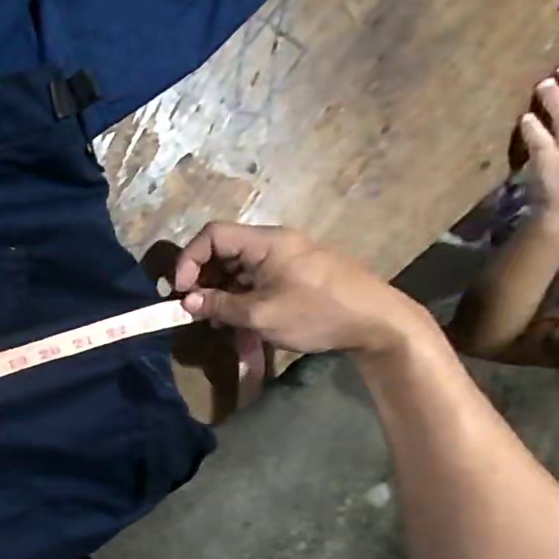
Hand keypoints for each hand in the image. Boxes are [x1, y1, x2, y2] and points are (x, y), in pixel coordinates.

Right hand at [171, 222, 425, 354]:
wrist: (378, 323)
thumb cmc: (317, 314)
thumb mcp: (261, 315)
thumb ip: (220, 306)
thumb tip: (187, 302)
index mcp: (267, 242)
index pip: (212, 235)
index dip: (189, 260)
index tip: (181, 291)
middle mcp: (275, 242)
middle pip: (224, 249)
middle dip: (202, 277)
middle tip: (194, 307)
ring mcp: (287, 257)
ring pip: (238, 265)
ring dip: (219, 288)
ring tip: (213, 317)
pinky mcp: (296, 273)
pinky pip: (256, 276)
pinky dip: (239, 293)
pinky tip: (236, 316)